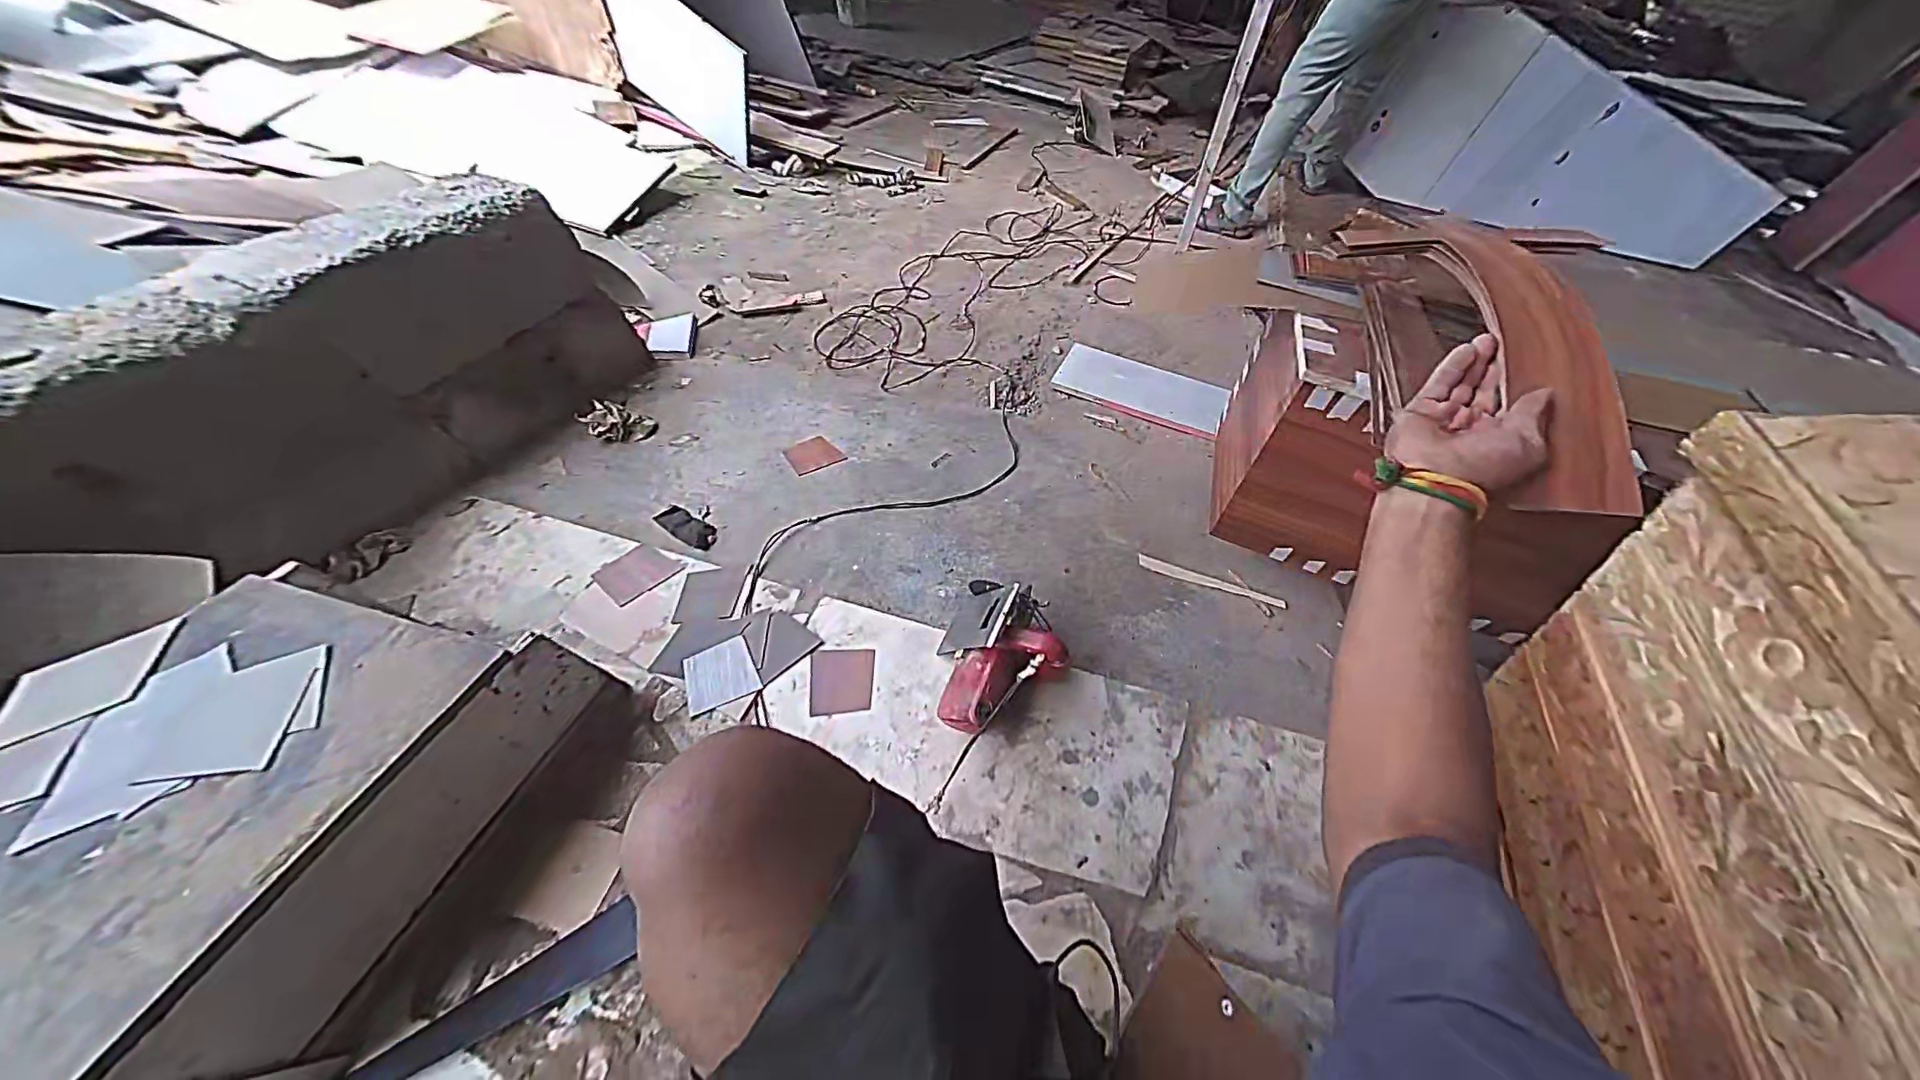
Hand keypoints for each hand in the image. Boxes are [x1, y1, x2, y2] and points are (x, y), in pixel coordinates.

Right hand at [1384, 333, 1551, 492]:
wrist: (1434, 477)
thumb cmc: (1481, 469)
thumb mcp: (1527, 442)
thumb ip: (1534, 414)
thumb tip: (1544, 394)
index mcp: (1493, 441)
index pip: (1505, 406)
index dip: (1512, 384)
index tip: (1522, 364)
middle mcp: (1466, 431)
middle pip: (1481, 392)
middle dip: (1492, 370)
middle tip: (1502, 347)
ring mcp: (1441, 420)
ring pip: (1460, 385)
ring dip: (1474, 363)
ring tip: (1487, 342)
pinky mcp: (1419, 412)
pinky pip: (1438, 385)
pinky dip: (1453, 367)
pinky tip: (1468, 350)